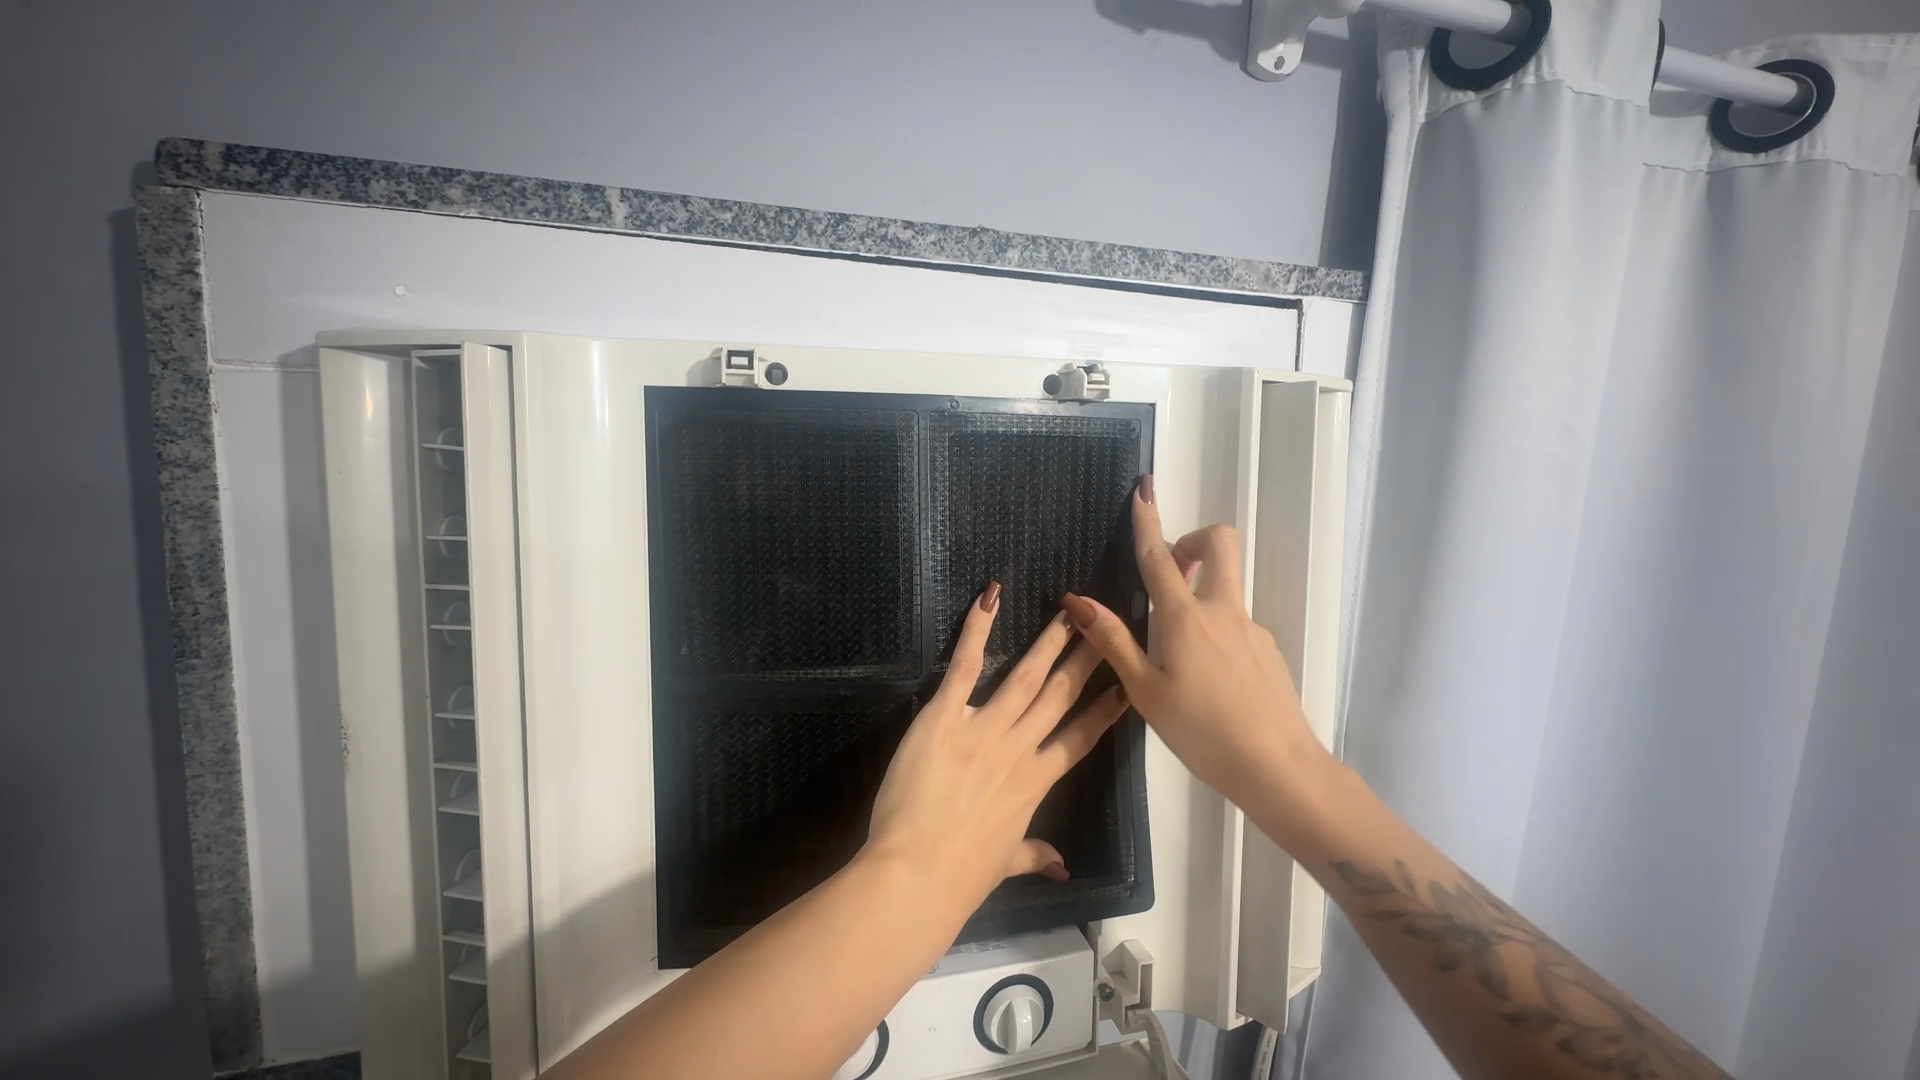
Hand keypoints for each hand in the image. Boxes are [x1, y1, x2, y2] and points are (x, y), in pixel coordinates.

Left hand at [864, 583, 1129, 908]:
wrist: (917, 875)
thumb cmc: (961, 876)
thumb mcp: (1006, 864)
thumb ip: (1035, 855)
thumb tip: (1061, 867)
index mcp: (1036, 781)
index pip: (1080, 738)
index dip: (1104, 710)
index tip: (1126, 684)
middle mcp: (1018, 748)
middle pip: (1060, 696)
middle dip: (1085, 659)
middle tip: (1103, 627)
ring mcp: (984, 728)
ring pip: (1026, 676)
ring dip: (1049, 641)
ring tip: (1067, 611)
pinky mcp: (944, 717)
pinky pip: (966, 667)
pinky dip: (976, 632)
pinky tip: (989, 599)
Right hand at [1061, 478, 1335, 820]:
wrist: (1277, 766)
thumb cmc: (1201, 730)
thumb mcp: (1145, 690)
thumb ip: (1114, 641)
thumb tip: (1078, 601)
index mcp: (1185, 619)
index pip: (1159, 558)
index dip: (1147, 520)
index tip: (1144, 487)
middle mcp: (1222, 612)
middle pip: (1219, 544)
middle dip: (1194, 539)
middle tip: (1172, 569)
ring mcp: (1251, 629)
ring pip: (1225, 588)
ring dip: (1201, 591)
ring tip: (1177, 651)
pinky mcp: (1268, 651)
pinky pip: (1236, 625)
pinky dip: (1215, 631)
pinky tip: (1208, 682)